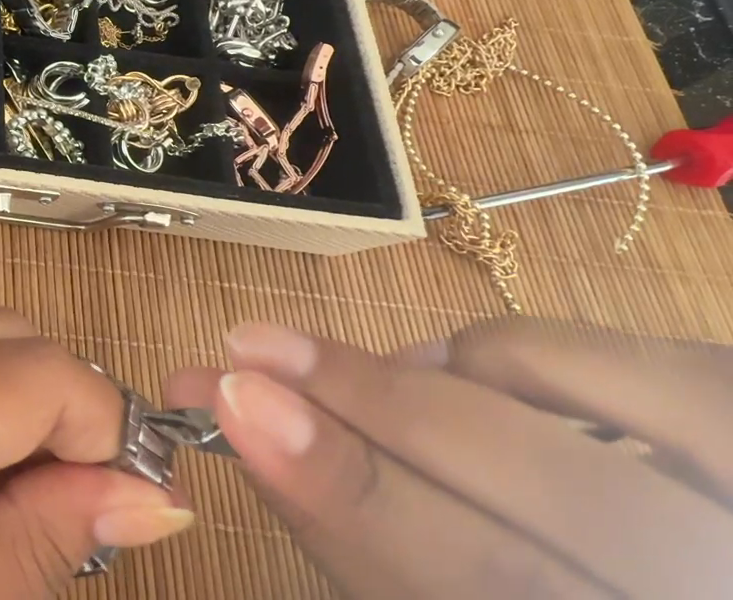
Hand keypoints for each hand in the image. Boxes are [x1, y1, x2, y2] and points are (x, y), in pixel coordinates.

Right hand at [166, 317, 732, 597]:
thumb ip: (349, 522)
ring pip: (592, 389)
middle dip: (372, 397)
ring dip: (446, 370)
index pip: (487, 574)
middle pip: (553, 481)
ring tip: (391, 385)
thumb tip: (239, 407)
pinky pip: (634, 345)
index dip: (353, 485)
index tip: (234, 398)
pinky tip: (482, 387)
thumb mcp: (429, 588)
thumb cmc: (515, 573)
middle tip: (251, 344)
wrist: (649, 571)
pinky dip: (516, 351)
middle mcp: (716, 570)